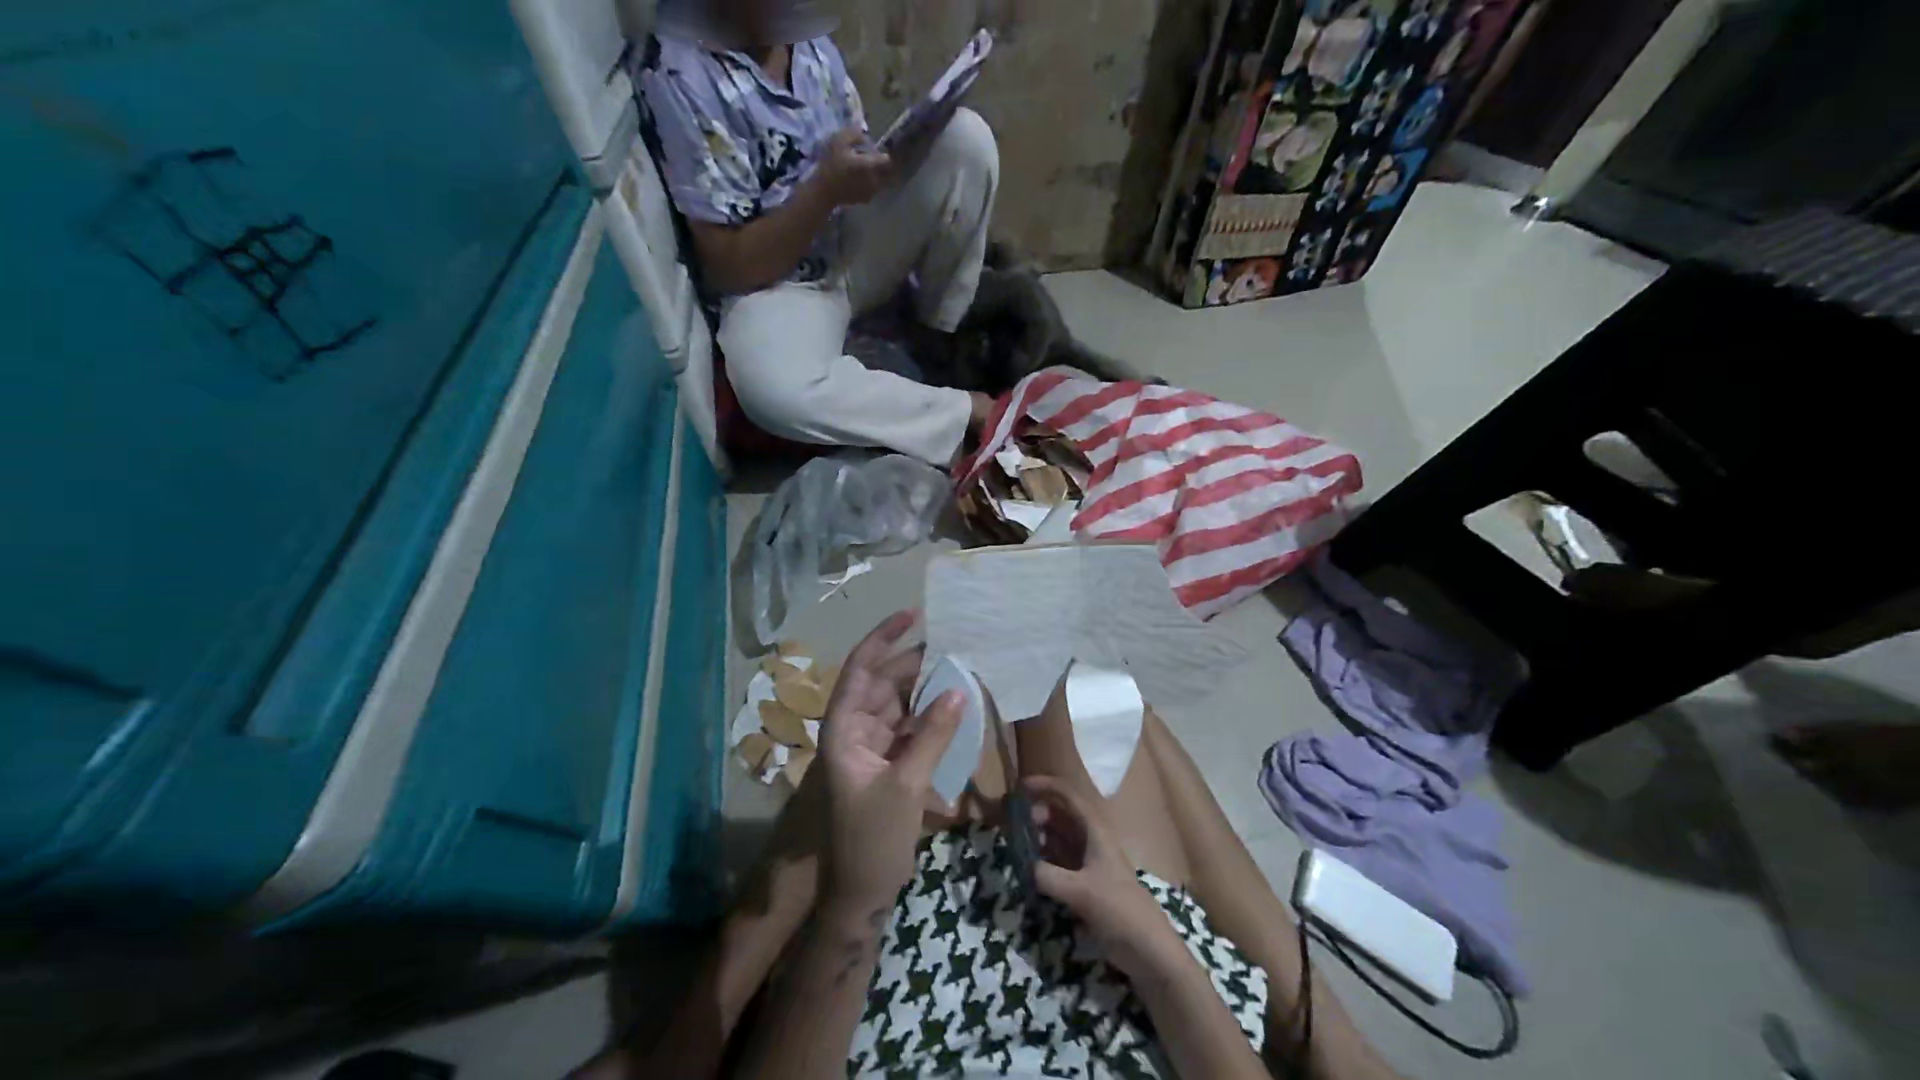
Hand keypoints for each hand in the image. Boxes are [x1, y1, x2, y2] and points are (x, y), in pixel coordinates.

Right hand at [813, 128, 892, 206]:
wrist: (824, 192)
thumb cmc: (831, 165)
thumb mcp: (839, 141)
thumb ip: (854, 134)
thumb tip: (864, 134)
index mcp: (871, 165)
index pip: (887, 159)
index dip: (880, 154)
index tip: (870, 152)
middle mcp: (875, 180)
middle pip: (884, 170)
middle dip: (877, 164)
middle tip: (863, 161)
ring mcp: (872, 191)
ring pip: (879, 179)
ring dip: (872, 174)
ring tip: (858, 171)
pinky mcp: (866, 200)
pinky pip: (872, 189)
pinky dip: (867, 184)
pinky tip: (855, 181)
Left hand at [818, 611, 962, 913]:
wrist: (862, 892)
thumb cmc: (872, 839)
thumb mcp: (906, 785)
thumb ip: (932, 736)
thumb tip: (959, 691)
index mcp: (843, 730)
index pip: (860, 671)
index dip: (883, 639)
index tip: (912, 615)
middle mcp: (854, 730)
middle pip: (884, 683)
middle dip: (915, 662)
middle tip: (954, 644)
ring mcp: (872, 746)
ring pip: (899, 703)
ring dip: (926, 688)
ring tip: (960, 667)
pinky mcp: (889, 763)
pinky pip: (910, 727)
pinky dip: (931, 716)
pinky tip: (956, 706)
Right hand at [1026, 775, 1181, 975]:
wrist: (1147, 949)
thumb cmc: (1119, 910)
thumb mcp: (1081, 892)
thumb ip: (1048, 876)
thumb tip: (1024, 866)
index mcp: (1095, 831)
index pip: (1068, 796)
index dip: (1045, 786)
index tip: (1020, 788)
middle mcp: (1090, 840)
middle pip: (1060, 815)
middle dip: (1036, 814)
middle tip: (1012, 826)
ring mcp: (1087, 862)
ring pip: (1057, 838)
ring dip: (1037, 837)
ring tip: (1016, 845)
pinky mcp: (1083, 883)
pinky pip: (1057, 861)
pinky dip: (1042, 859)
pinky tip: (1027, 867)